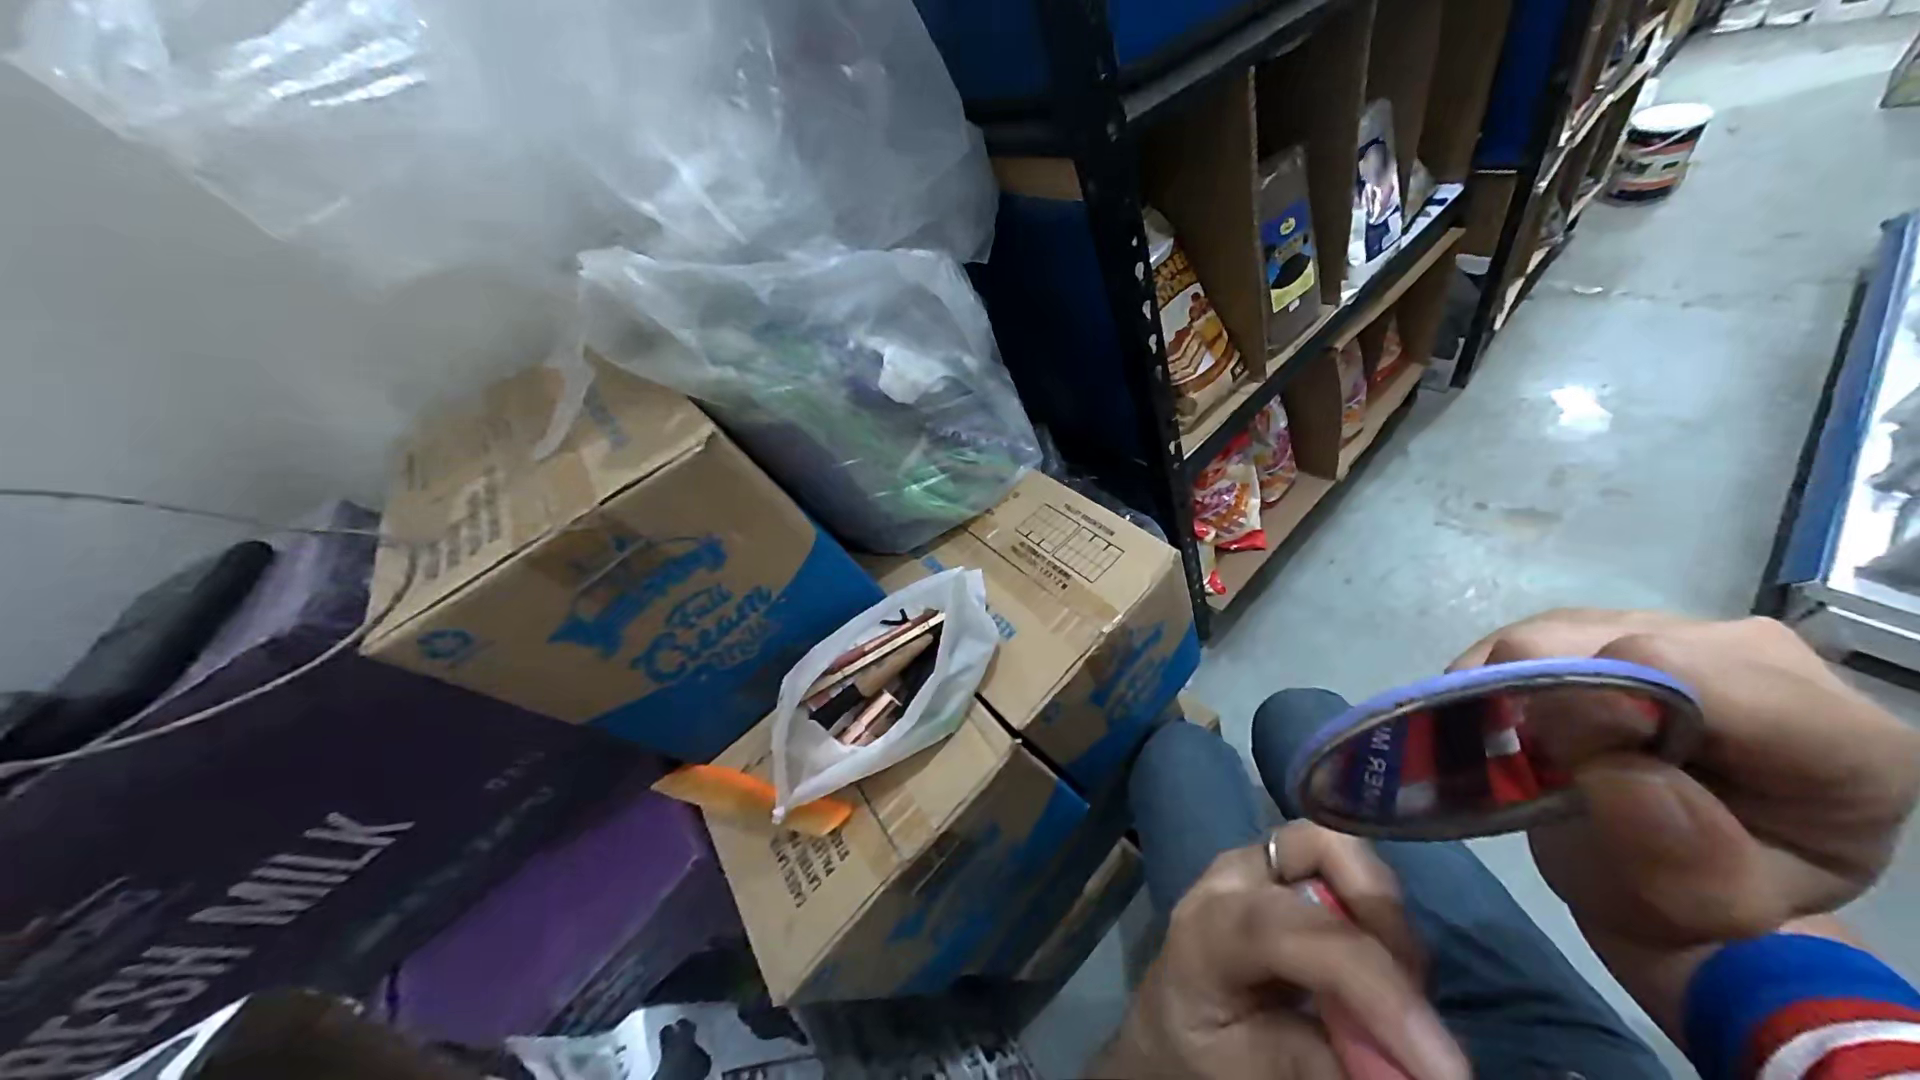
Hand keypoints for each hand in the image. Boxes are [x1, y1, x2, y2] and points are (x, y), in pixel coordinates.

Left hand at [1099, 823, 1467, 1079]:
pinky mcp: (1287, 871)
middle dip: (1388, 925)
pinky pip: (1352, 875)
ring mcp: (1260, 864)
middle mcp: (1233, 877)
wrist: (1171, 1023)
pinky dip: (1386, 926)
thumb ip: (1318, 1066)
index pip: (1285, 928)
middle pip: (1321, 849)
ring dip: (1393, 928)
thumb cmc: (1198, 1050)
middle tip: (1415, 1012)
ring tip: (1397, 1005)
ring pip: (1347, 856)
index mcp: (1205, 929)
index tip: (1446, 1069)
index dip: (1373, 988)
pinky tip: (1383, 985)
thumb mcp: (1244, 1072)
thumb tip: (1410, 1074)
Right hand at [1452, 610, 1919, 947]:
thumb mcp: (1705, 910)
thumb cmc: (1687, 891)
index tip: (1564, 763)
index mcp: (1836, 737)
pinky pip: (1522, 633)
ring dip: (1520, 693)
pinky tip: (1519, 722)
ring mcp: (1676, 627)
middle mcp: (1764, 658)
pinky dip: (1498, 679)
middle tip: (1549, 766)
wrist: (1656, 865)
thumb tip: (1617, 769)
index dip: (1601, 707)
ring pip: (1550, 633)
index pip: (1685, 673)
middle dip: (1551, 705)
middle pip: (1607, 644)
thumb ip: (1681, 858)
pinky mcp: (1603, 622)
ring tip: (1538, 749)